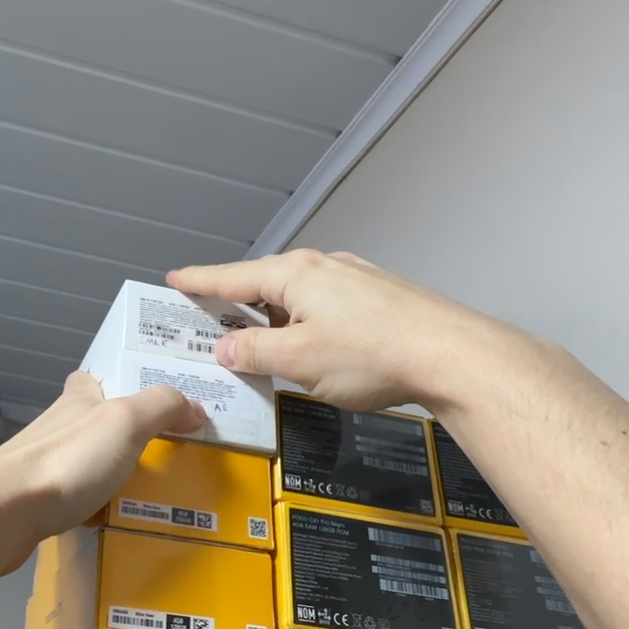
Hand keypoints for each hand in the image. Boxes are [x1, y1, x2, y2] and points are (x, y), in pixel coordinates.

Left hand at [0, 372, 206, 570]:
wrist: (3, 514)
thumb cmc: (67, 460)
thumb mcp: (125, 422)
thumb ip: (161, 407)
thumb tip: (194, 407)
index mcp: (78, 399)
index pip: (97, 377)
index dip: (124, 382)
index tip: (155, 398)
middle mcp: (60, 427)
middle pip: (98, 424)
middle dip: (129, 436)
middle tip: (169, 451)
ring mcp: (46, 465)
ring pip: (89, 464)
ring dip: (114, 474)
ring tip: (153, 491)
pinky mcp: (37, 502)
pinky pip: (78, 499)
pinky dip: (97, 508)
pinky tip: (116, 521)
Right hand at [168, 250, 533, 412]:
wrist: (452, 356)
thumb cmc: (374, 354)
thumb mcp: (297, 360)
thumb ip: (254, 352)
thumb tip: (226, 349)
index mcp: (295, 275)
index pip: (232, 277)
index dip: (200, 281)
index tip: (176, 278)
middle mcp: (323, 268)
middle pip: (264, 283)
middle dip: (236, 303)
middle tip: (210, 319)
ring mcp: (354, 280)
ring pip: (297, 296)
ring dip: (272, 318)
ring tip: (257, 343)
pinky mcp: (377, 299)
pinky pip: (324, 306)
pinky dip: (303, 322)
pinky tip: (309, 346)